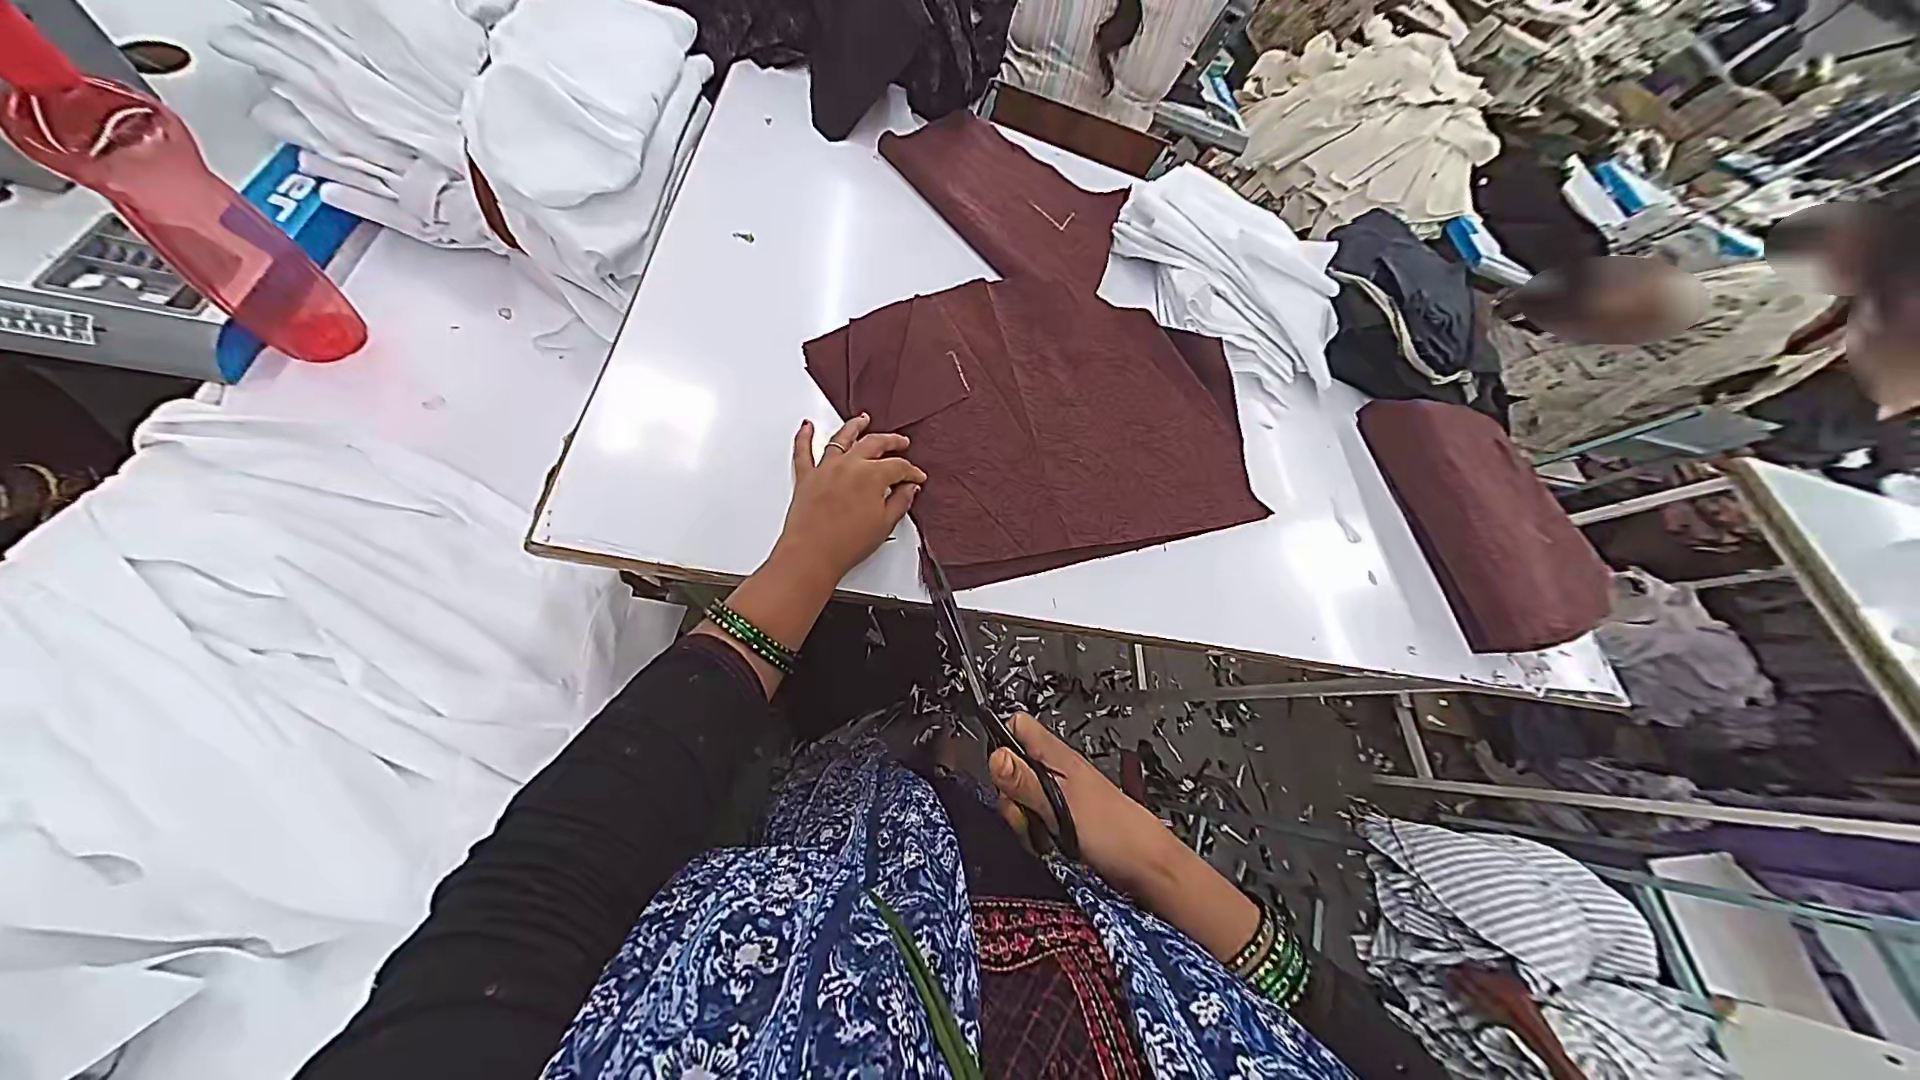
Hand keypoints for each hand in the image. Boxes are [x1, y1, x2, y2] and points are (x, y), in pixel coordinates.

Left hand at [774, 413, 925, 589]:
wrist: (811, 555)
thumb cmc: (845, 544)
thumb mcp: (885, 524)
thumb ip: (900, 501)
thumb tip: (908, 489)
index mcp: (872, 475)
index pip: (899, 466)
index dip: (912, 471)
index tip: (917, 477)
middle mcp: (849, 465)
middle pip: (874, 444)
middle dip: (891, 441)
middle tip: (901, 442)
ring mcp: (826, 469)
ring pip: (842, 438)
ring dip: (855, 427)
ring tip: (862, 420)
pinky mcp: (806, 477)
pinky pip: (803, 451)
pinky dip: (804, 436)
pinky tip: (807, 426)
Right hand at [989, 713, 1259, 959]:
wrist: (1147, 865)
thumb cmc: (1114, 831)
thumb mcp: (1059, 805)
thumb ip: (1024, 781)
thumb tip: (995, 757)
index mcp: (1055, 754)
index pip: (1017, 725)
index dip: (1002, 743)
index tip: (1001, 774)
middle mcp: (1056, 768)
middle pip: (1012, 766)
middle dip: (1010, 793)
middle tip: (1026, 813)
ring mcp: (1059, 792)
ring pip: (1021, 794)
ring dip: (1024, 817)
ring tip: (1043, 832)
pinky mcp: (1063, 815)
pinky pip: (1034, 816)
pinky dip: (1036, 830)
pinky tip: (1049, 840)